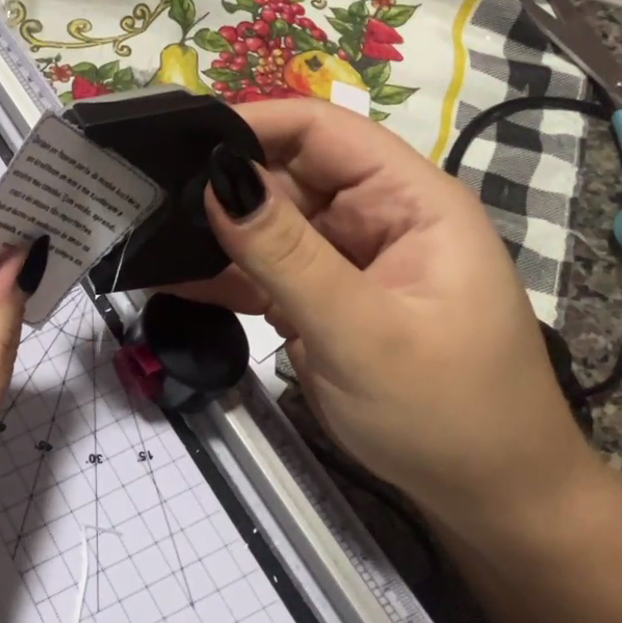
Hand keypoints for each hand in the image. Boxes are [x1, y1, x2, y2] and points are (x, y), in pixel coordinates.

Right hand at [174, 99, 599, 532]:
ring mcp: (342, 263)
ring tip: (136, 233)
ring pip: (262, 226)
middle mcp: (373, 219)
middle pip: (282, 175)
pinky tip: (163, 278)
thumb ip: (285, 254)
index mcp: (408, 202)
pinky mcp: (318, 301)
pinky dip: (216, 276)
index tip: (174, 141)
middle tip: (135, 194)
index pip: (321, 131)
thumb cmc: (445, 410)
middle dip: (214, 182)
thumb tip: (216, 179)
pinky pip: (258, 273)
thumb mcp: (361, 330)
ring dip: (207, 232)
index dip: (251, 124)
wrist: (485, 498)